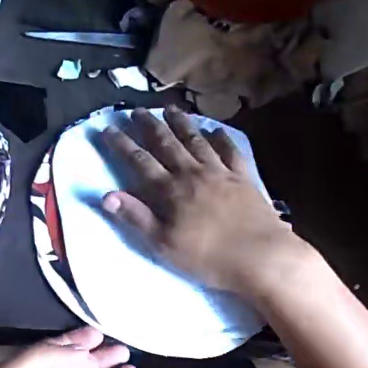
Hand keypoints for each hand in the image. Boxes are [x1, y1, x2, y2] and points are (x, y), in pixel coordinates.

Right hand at [98, 107, 314, 295]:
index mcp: (171, 191)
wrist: (261, 256)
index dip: (122, 145)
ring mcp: (221, 172)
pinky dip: (221, 138)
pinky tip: (215, 130)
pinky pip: (230, 151)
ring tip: (170, 109)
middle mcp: (193, 173)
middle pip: (167, 144)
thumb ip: (137, 218)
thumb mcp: (164, 245)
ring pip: (196, 141)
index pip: (140, 162)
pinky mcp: (244, 178)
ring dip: (182, 124)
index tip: (108, 129)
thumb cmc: (209, 258)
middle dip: (149, 126)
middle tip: (136, 111)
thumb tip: (106, 195)